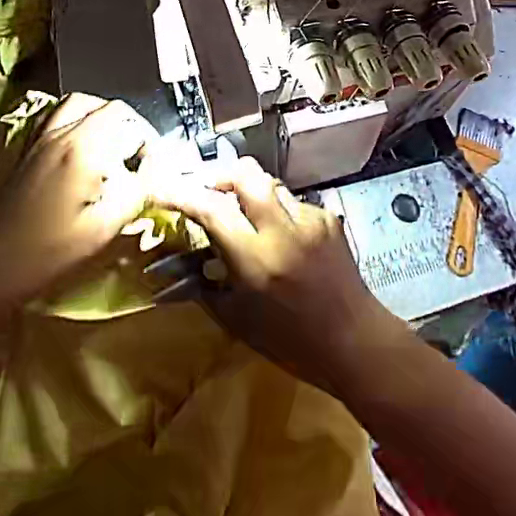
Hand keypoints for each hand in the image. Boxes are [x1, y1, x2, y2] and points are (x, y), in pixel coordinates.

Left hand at [0, 95, 159, 346]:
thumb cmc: (42, 253)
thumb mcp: (101, 229)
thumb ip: (135, 193)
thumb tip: (154, 174)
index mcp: (80, 148)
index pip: (120, 114)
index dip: (142, 133)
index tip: (150, 162)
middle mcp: (57, 136)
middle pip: (94, 104)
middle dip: (120, 120)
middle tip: (133, 149)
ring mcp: (35, 145)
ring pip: (69, 109)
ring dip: (94, 118)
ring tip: (109, 147)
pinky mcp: (22, 158)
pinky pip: (51, 124)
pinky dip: (71, 127)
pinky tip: (80, 156)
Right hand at [154, 157, 412, 395]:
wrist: (354, 339)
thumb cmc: (292, 342)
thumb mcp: (238, 320)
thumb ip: (207, 284)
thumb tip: (180, 264)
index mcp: (256, 259)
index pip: (212, 209)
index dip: (181, 195)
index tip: (161, 190)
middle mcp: (284, 230)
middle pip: (247, 174)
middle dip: (221, 175)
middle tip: (208, 191)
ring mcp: (310, 219)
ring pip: (271, 184)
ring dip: (251, 192)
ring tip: (244, 215)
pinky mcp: (328, 218)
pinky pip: (293, 203)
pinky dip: (278, 212)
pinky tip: (279, 237)